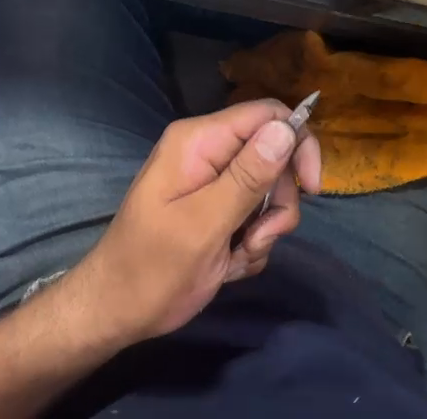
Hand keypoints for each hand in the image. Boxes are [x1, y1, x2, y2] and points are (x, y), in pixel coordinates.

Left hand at [69, 99, 321, 343]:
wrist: (115, 313)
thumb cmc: (152, 268)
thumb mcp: (203, 225)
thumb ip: (246, 177)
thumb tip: (286, 129)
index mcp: (199, 140)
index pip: (267, 114)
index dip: (297, 143)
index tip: (311, 188)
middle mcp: (208, 151)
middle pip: (274, 155)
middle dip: (277, 202)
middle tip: (259, 238)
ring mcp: (212, 180)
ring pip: (270, 190)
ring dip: (265, 229)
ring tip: (236, 256)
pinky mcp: (217, 208)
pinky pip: (257, 215)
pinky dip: (252, 243)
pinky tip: (228, 265)